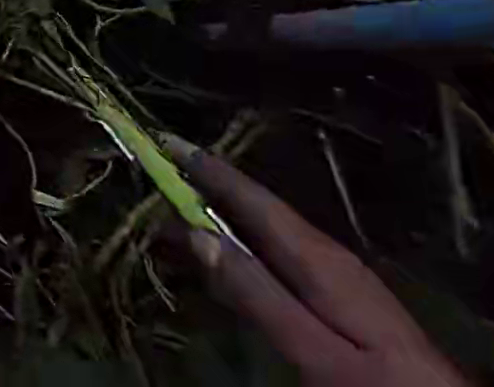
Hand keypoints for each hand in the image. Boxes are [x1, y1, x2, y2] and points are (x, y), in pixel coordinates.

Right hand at [163, 136, 468, 386]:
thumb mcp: (318, 353)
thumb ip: (258, 295)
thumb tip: (196, 234)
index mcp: (318, 257)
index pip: (249, 196)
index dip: (205, 166)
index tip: (162, 139)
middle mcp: (325, 254)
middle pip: (254, 208)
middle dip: (203, 187)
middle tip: (154, 177)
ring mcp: (336, 275)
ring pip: (263, 230)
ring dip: (218, 216)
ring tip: (175, 211)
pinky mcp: (340, 297)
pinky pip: (274, 252)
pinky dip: (238, 242)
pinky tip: (225, 255)